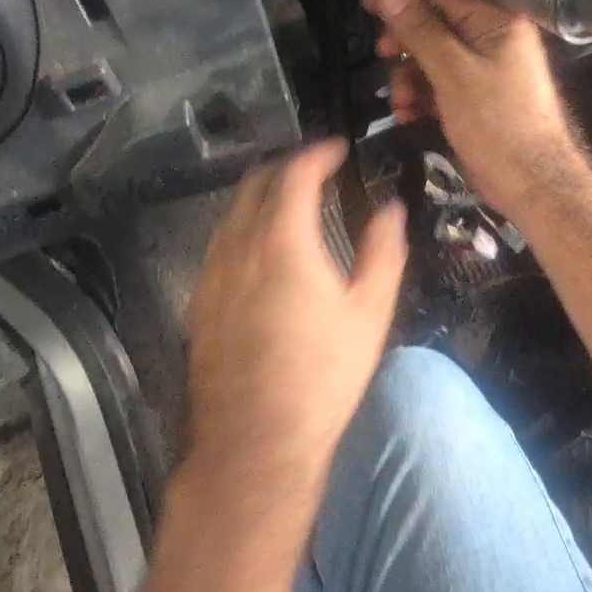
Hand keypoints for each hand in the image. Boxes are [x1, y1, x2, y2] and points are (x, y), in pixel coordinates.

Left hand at [182, 140, 407, 513]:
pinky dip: (243, 229)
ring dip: (261, 198)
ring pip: (231, 214)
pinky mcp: (199, 304)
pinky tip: (262, 253)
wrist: (256, 441)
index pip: (294, 175)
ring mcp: (211, 276)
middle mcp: (237, 248)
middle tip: (317, 172)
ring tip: (292, 207)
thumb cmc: (323, 377)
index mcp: (283, 243)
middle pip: (254, 185)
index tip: (338, 150)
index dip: (317, 154)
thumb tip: (391, 209)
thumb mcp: (369, 314)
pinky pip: (219, 245)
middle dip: (286, 168)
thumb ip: (382, 253)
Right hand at [362, 0, 590, 216]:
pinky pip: (444, 87)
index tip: (367, 4)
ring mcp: (490, 73)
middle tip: (382, 56)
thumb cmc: (497, 124)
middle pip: (437, 29)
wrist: (531, 183)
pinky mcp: (481, 101)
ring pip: (436, 61)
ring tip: (400, 102)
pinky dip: (424, 98)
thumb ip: (420, 31)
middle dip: (406, 46)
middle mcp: (496, 41)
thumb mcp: (453, 72)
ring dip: (410, 78)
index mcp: (498, 23)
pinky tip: (408, 115)